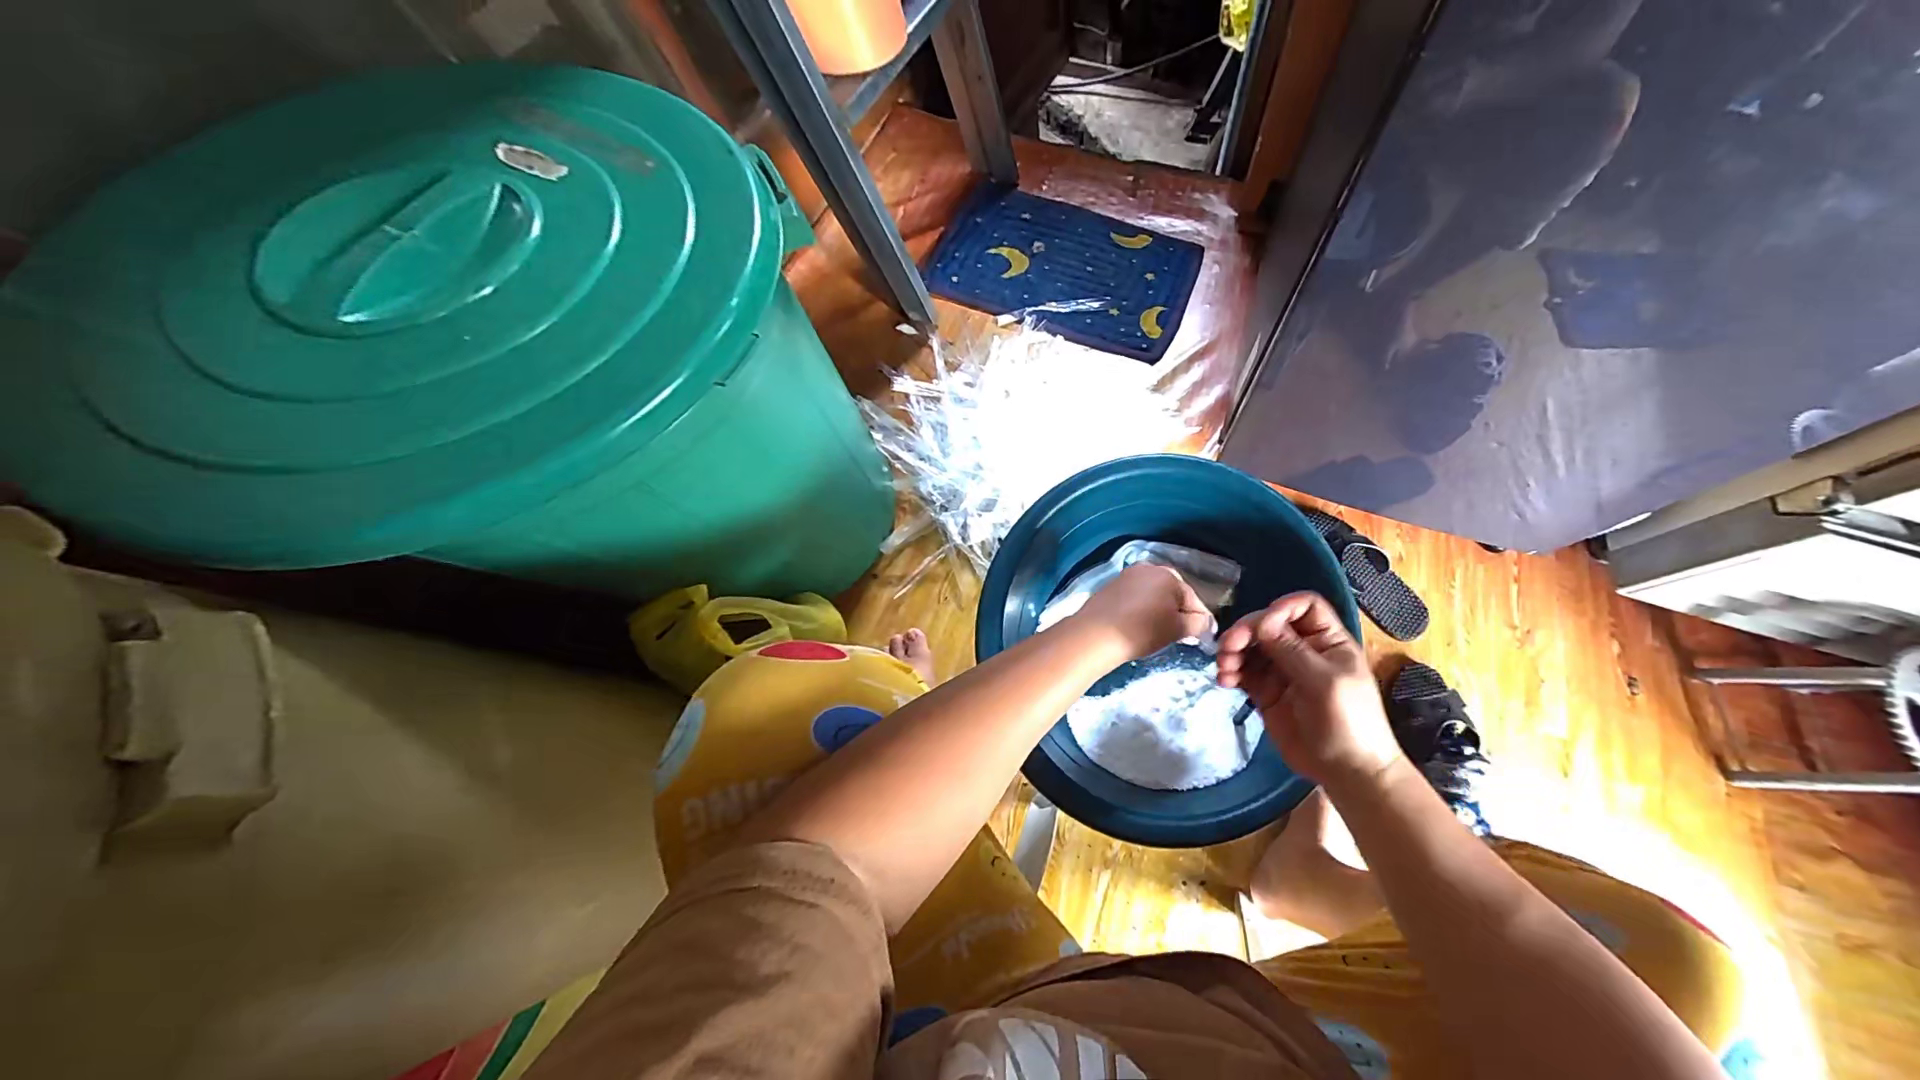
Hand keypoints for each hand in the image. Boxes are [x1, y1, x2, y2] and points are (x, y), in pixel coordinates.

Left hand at [1068, 564, 1212, 661]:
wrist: (1095, 635)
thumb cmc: (1142, 631)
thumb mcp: (1178, 629)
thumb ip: (1199, 623)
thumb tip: (1206, 622)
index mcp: (1169, 575)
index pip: (1194, 600)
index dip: (1200, 621)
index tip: (1199, 638)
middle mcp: (1149, 568)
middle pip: (1173, 594)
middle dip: (1178, 614)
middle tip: (1177, 636)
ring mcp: (1127, 575)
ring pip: (1154, 595)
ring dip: (1159, 611)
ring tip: (1156, 632)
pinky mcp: (1110, 586)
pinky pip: (1135, 597)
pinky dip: (1141, 609)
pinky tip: (1137, 625)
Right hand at [1215, 591, 1403, 789]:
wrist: (1348, 772)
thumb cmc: (1349, 723)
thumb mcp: (1324, 682)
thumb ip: (1292, 650)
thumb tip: (1262, 620)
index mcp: (1327, 641)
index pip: (1304, 607)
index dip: (1281, 608)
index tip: (1262, 626)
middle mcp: (1303, 650)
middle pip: (1268, 625)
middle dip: (1246, 632)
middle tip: (1228, 648)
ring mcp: (1282, 671)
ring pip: (1251, 647)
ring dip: (1233, 651)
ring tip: (1224, 668)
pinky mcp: (1266, 692)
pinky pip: (1243, 672)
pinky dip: (1230, 672)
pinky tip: (1225, 682)